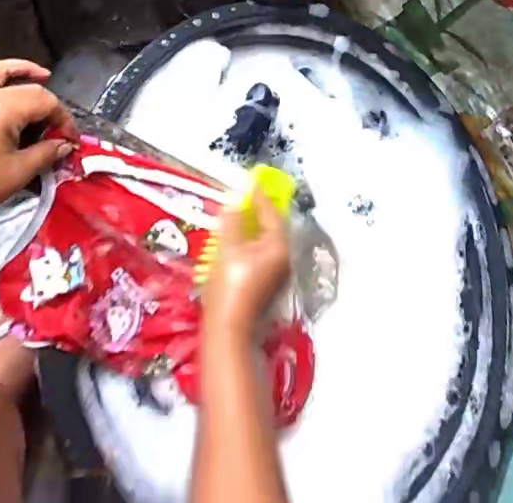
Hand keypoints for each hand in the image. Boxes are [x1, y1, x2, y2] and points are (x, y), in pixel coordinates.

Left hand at [0, 59, 74, 241]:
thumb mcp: (17, 173)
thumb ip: (46, 153)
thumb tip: (64, 145)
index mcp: (3, 106)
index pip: (45, 100)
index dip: (63, 118)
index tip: (71, 140)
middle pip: (26, 86)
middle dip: (47, 105)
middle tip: (57, 130)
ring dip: (22, 73)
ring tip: (40, 78)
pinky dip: (1, 81)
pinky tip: (9, 99)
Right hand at [202, 187, 291, 340]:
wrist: (231, 330)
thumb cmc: (230, 287)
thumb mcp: (227, 248)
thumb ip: (232, 221)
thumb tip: (234, 202)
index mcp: (278, 247)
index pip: (271, 213)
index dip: (259, 196)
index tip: (249, 182)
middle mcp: (284, 258)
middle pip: (273, 227)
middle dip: (258, 211)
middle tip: (242, 197)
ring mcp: (279, 273)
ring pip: (268, 241)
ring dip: (254, 226)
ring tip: (236, 215)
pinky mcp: (269, 284)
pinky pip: (263, 253)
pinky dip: (252, 242)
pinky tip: (237, 240)